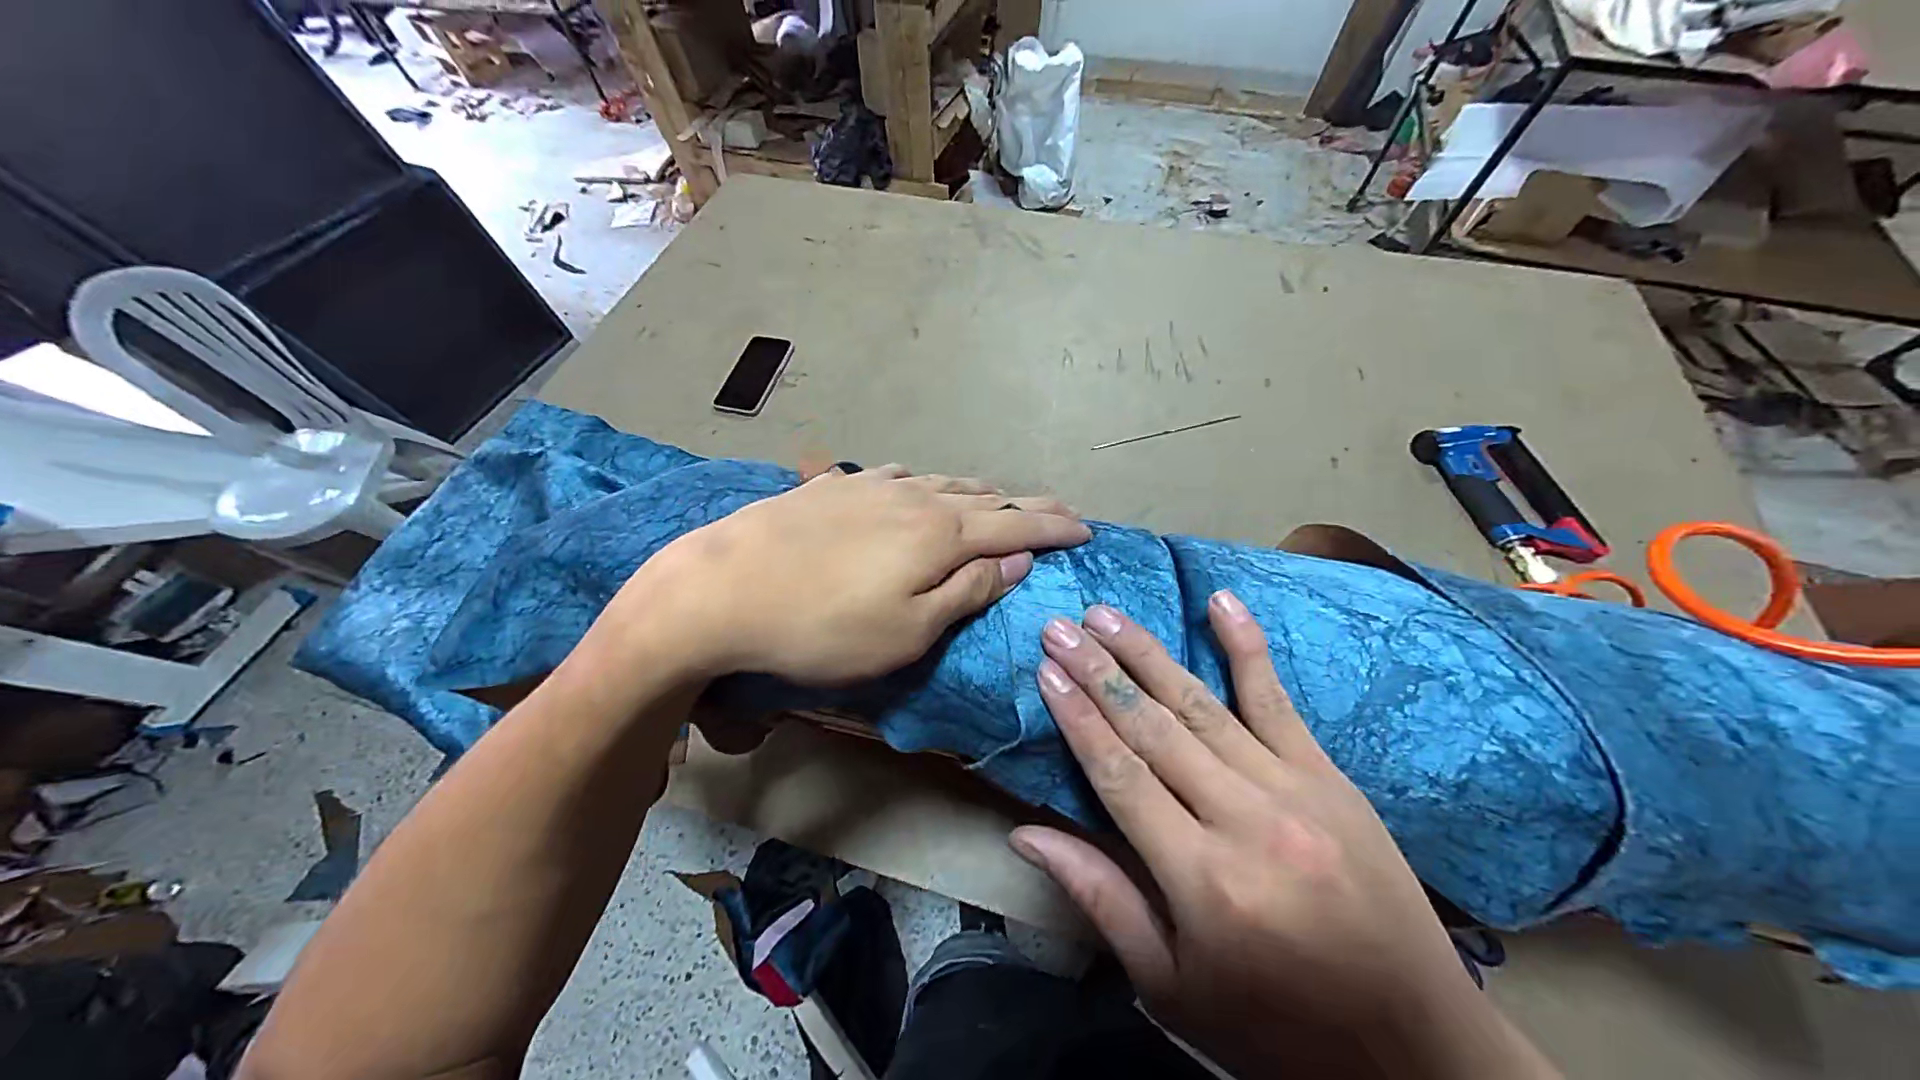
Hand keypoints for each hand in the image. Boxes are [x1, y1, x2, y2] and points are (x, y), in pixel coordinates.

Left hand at [592, 464, 1089, 685]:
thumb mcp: (908, 631)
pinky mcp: (830, 488)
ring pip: (941, 482)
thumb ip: (967, 591)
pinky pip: (896, 477)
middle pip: (984, 497)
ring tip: (1000, 497)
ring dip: (979, 492)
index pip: (1016, 526)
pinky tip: (918, 484)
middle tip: (1058, 509)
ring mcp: (869, 486)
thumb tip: (1015, 560)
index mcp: (940, 535)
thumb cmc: (822, 628)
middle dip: (1026, 505)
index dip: (1054, 528)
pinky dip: (925, 483)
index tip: (1086, 528)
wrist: (720, 590)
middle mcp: (913, 497)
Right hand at [1012, 594, 1557, 1078]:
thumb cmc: (1274, 1022)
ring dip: (1149, 654)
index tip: (1046, 670)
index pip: (1120, 775)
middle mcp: (1246, 821)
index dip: (1078, 718)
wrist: (1412, 1042)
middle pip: (1154, 728)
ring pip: (1203, 705)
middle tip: (1061, 626)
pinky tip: (1222, 602)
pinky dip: (1247, 647)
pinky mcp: (1330, 777)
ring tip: (1107, 615)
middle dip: (1099, 671)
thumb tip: (1026, 834)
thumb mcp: (1171, 985)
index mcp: (1202, 879)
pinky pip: (1279, 701)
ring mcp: (1294, 789)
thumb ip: (1100, 898)